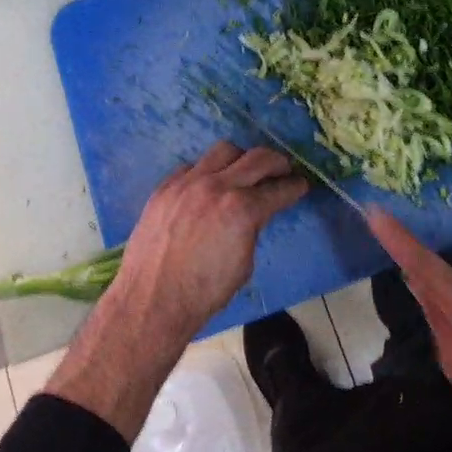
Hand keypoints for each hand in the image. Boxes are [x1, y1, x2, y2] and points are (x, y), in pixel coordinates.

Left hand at [108, 140, 308, 343]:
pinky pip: (193, 166)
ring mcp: (188, 182)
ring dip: (241, 158)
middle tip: (283, 170)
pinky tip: (208, 185)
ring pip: (224, 150)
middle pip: (257, 157)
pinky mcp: (165, 186)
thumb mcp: (244, 264)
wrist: (151, 301)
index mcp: (242, 210)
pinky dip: (207, 171)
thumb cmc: (203, 293)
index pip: (278, 189)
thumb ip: (252, 229)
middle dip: (277, 163)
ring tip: (244, 171)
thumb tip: (253, 214)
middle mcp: (217, 186)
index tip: (301, 185)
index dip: (295, 187)